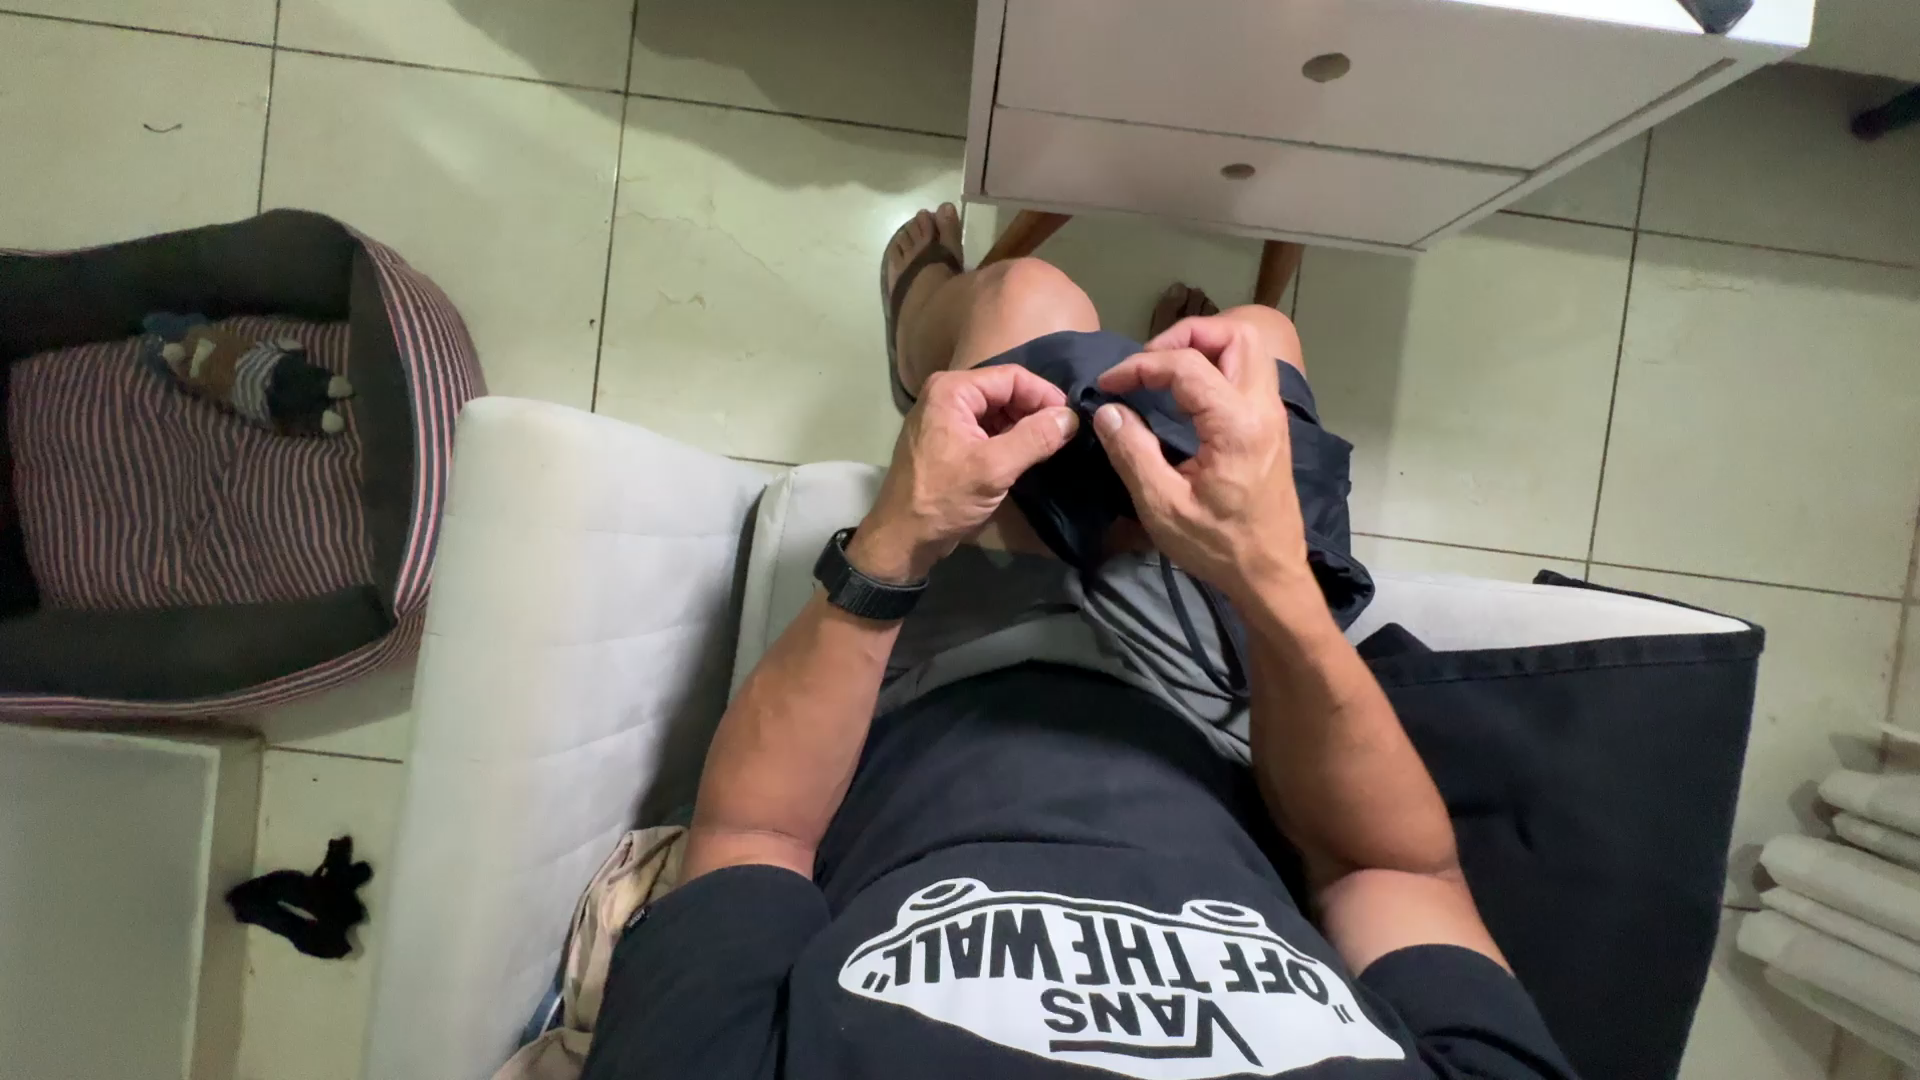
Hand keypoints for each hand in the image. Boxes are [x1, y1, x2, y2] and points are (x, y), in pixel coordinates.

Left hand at [850, 365, 1077, 582]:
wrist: (902, 539)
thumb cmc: (942, 500)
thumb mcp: (993, 468)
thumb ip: (1035, 438)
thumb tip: (1071, 417)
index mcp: (952, 390)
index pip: (1012, 377)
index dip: (1045, 395)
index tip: (1071, 420)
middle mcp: (946, 396)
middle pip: (1005, 392)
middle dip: (1035, 411)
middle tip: (1064, 436)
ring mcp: (945, 420)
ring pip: (998, 412)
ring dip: (1024, 427)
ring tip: (1050, 447)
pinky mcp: (949, 443)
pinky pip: (986, 431)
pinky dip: (1009, 440)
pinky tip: (1027, 457)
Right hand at [1091, 315, 1311, 602]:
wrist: (1269, 575)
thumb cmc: (1217, 546)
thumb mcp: (1162, 506)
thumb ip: (1132, 452)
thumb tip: (1107, 411)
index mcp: (1236, 426)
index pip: (1186, 365)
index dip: (1140, 365)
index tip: (1108, 384)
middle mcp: (1262, 408)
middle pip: (1236, 334)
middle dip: (1185, 335)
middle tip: (1147, 362)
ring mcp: (1272, 415)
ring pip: (1249, 349)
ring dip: (1205, 346)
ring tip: (1164, 371)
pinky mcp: (1271, 426)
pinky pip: (1249, 373)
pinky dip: (1216, 365)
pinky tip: (1185, 393)